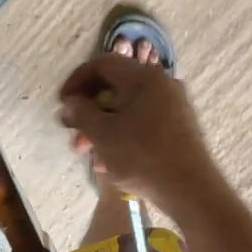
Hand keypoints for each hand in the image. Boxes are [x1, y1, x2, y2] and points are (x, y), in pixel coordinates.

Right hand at [58, 54, 224, 213]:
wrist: (189, 187)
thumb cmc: (141, 156)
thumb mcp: (103, 135)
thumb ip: (81, 114)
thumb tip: (70, 103)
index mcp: (142, 77)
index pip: (102, 64)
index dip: (77, 80)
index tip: (62, 103)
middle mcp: (161, 84)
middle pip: (115, 88)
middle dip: (90, 112)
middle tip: (74, 135)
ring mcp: (173, 105)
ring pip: (128, 109)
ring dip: (104, 128)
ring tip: (90, 155)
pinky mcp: (178, 126)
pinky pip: (142, 123)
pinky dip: (122, 135)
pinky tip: (111, 161)